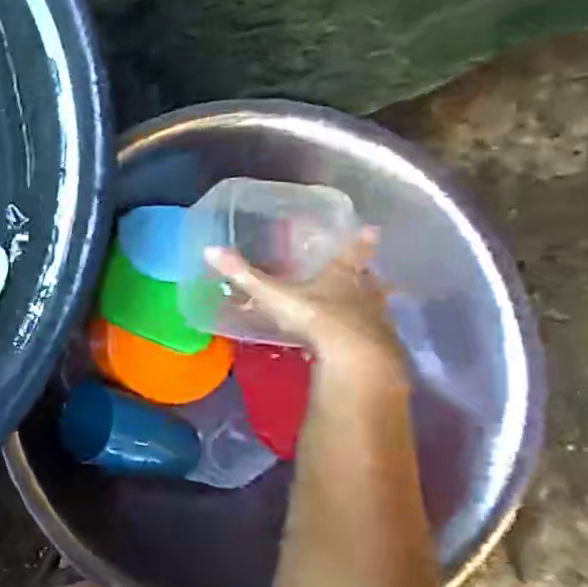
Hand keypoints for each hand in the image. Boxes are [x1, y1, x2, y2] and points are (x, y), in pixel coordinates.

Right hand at [206, 229, 405, 379]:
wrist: (357, 358)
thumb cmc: (315, 316)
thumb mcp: (272, 295)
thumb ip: (243, 275)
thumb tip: (210, 250)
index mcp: (343, 272)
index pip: (354, 250)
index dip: (360, 240)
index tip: (371, 229)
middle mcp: (365, 290)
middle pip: (366, 275)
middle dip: (361, 272)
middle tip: (359, 270)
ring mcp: (375, 316)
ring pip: (371, 302)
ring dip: (362, 302)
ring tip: (350, 305)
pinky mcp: (377, 342)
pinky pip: (367, 329)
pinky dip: (357, 329)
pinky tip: (345, 337)